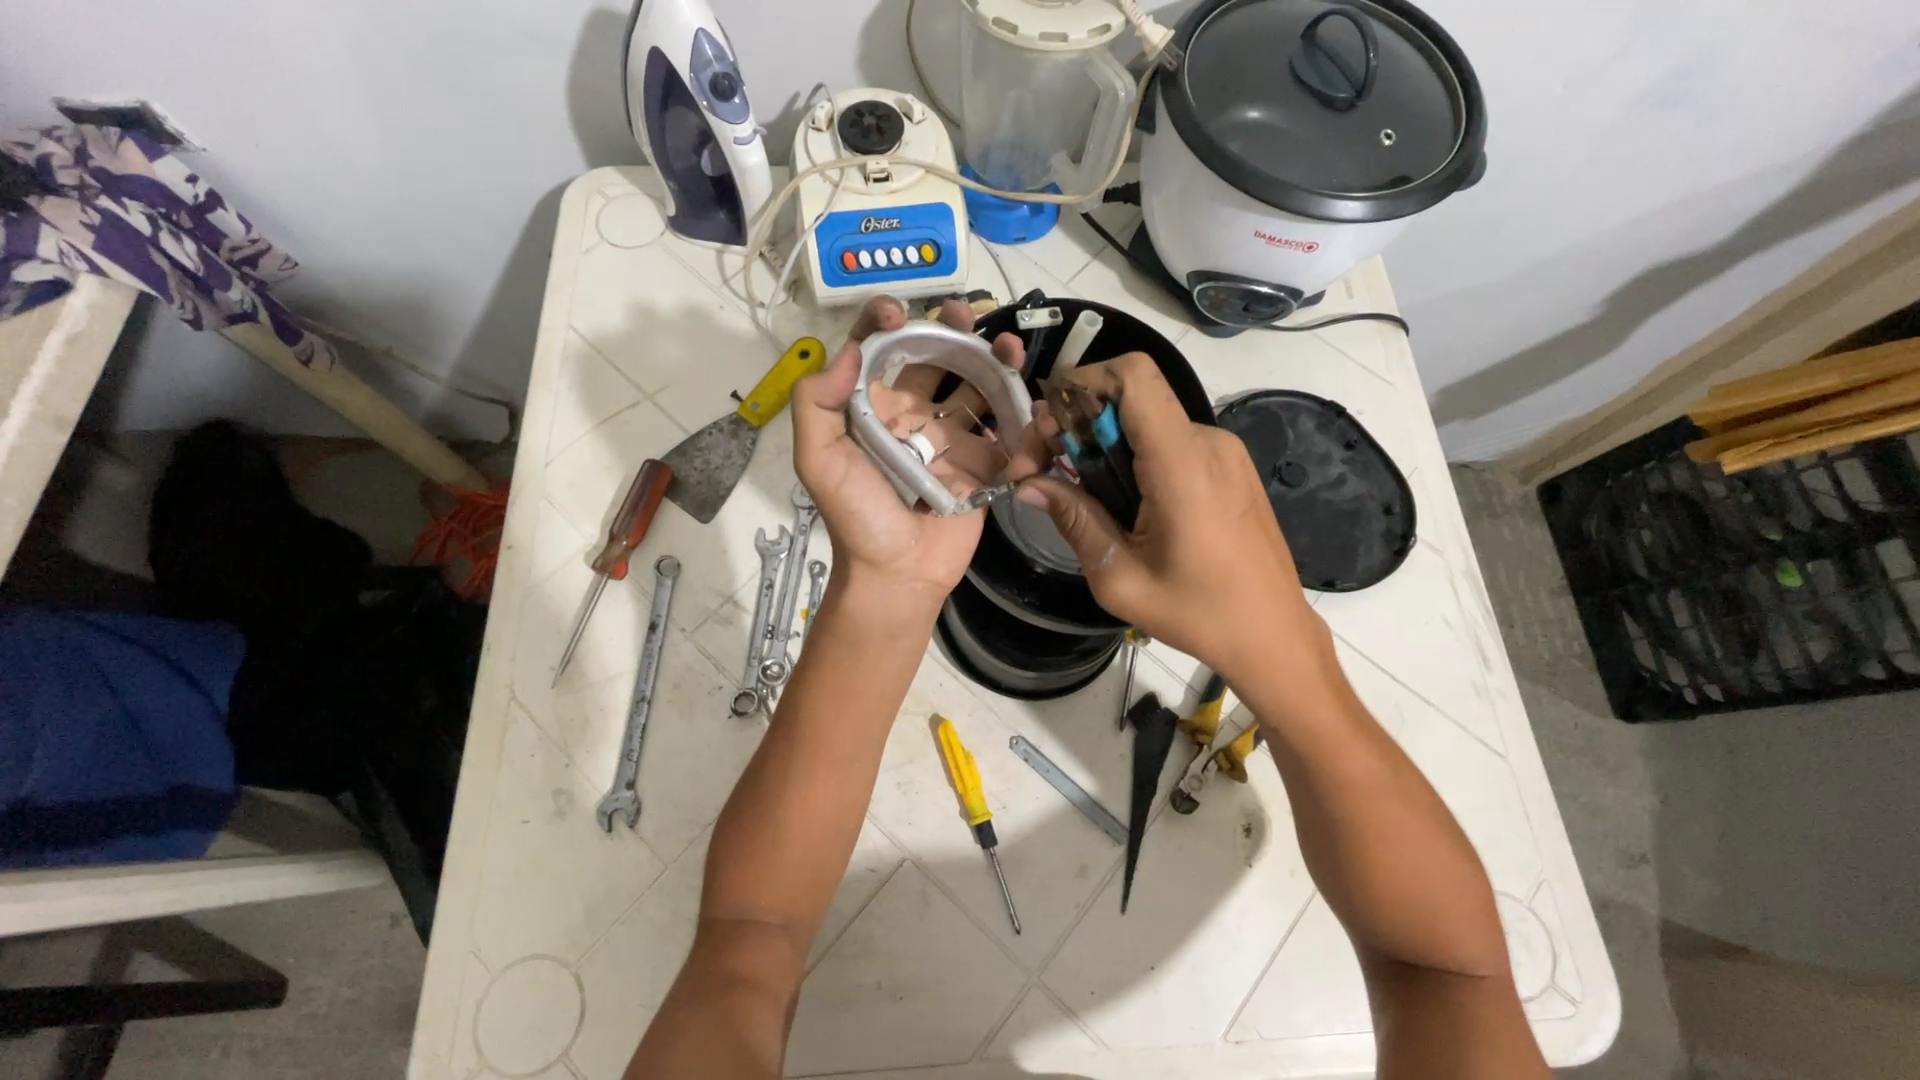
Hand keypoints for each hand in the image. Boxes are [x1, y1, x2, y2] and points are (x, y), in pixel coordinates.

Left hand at [791, 296, 1026, 611]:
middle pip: (935, 356)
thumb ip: (816, 403)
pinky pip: (1005, 430)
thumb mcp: (818, 460)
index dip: (886, 322)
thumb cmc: (857, 517)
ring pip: (976, 384)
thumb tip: (852, 350)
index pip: (878, 350)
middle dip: (950, 327)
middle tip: (965, 313)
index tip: (898, 311)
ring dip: (994, 359)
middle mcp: (913, 414)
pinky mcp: (984, 463)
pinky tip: (1029, 397)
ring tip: (1008, 346)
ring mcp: (951, 437)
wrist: (897, 574)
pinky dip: (1022, 411)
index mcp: (873, 408)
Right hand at [1013, 353, 1323, 684]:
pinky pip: (1169, 442)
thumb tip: (1027, 483)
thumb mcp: (1120, 578)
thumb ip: (1074, 520)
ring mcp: (1224, 452)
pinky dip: (1132, 457)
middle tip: (1038, 467)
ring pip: (1147, 421)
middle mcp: (1207, 442)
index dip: (1083, 380)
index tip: (1048, 423)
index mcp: (1182, 464)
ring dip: (1102, 444)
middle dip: (1076, 423)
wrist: (1273, 634)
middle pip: (1131, 398)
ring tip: (1073, 490)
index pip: (1133, 376)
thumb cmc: (1199, 614)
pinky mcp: (1229, 467)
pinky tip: (1117, 500)